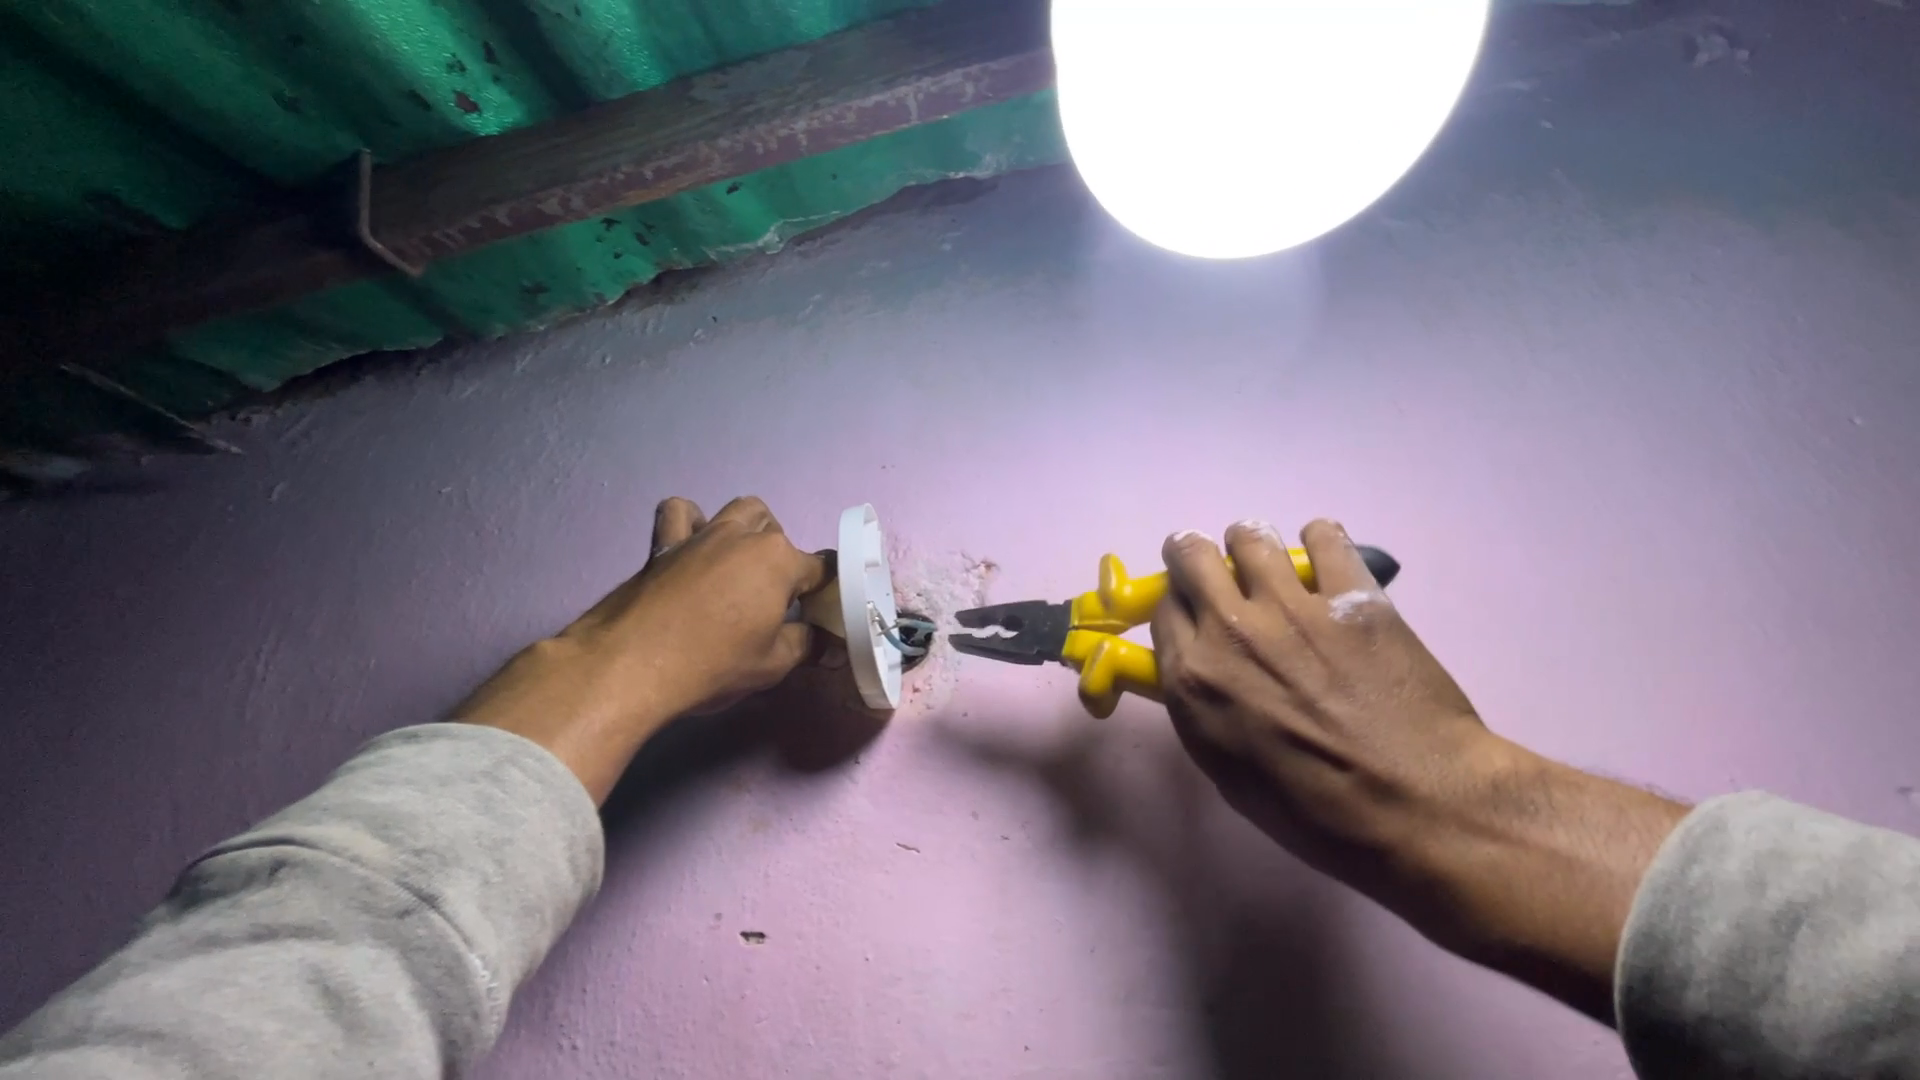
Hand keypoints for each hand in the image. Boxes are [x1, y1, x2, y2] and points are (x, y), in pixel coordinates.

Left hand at [455, 496, 827, 802]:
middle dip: (784, 555)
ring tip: (741, 563)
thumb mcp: (772, 665)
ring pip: (739, 510)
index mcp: (779, 561)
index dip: (825, 589)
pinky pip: (680, 513)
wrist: (631, 665)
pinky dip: (691, 521)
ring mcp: (702, 534)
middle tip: (774, 595)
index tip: (821, 611)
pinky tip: (692, 544)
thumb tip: (829, 644)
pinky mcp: (664, 543)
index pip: (821, 566)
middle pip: (778, 531)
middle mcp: (744, 537)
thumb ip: (806, 646)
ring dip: (748, 529)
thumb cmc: (712, 665)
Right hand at [1150, 520, 1491, 883]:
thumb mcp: (1226, 768)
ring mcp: (1292, 607)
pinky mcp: (1351, 596)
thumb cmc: (1314, 810)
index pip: (1162, 607)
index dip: (1177, 606)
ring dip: (1251, 545)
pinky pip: (1324, 537)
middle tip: (1217, 572)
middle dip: (1194, 556)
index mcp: (1192, 677)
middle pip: (1190, 555)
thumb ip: (1200, 705)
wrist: (1419, 807)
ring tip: (1271, 566)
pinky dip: (1320, 541)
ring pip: (1249, 536)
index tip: (1192, 613)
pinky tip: (1326, 559)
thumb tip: (1199, 670)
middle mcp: (1229, 629)